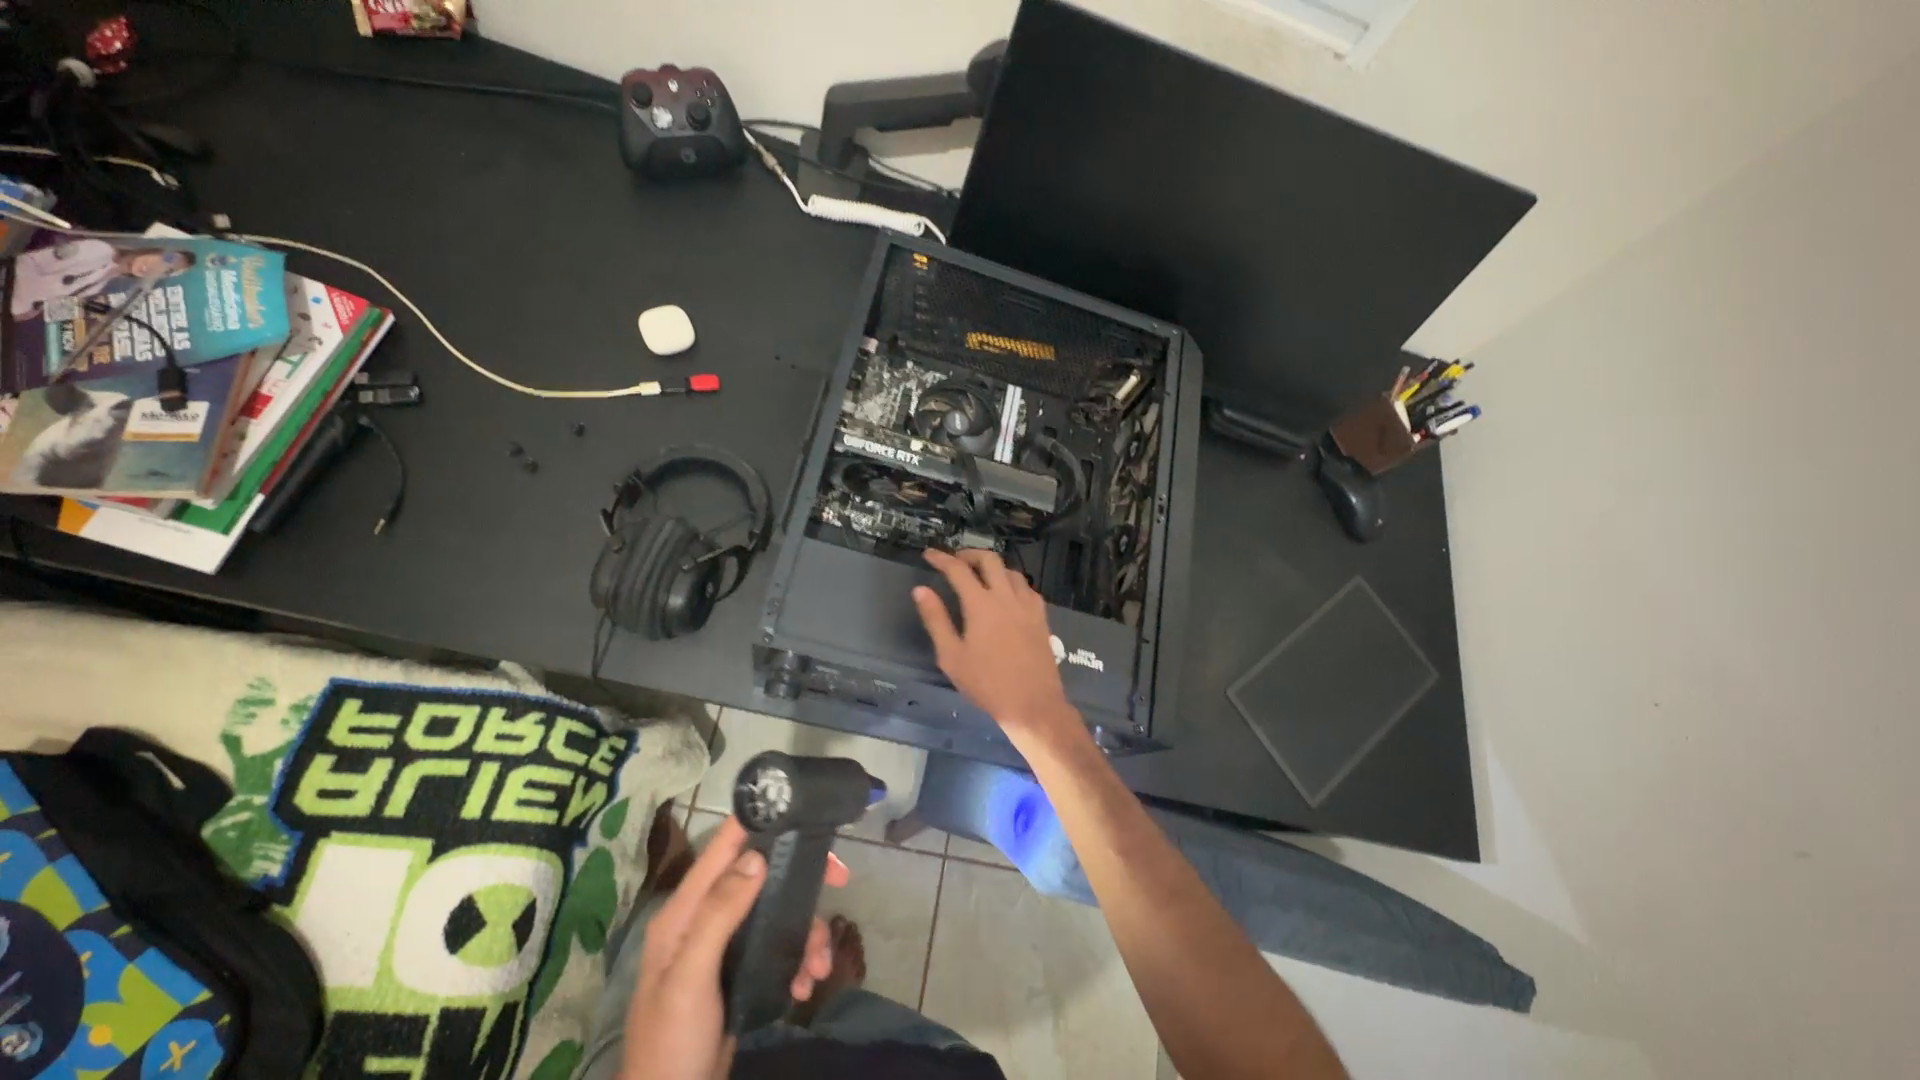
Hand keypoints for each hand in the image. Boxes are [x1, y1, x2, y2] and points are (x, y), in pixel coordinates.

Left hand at [621, 816, 850, 1079]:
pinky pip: (779, 946)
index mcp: (683, 912)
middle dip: (800, 880)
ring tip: (818, 966)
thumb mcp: (690, 978)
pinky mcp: (741, 971)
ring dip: (805, 932)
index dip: (758, 824)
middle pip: (760, 877)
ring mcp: (724, 946)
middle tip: (840, 880)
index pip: (720, 850)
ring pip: (777, 913)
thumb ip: (718, 916)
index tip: (801, 814)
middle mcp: (704, 919)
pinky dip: (799, 959)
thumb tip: (754, 857)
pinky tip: (807, 984)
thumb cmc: (672, 1039)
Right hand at [913, 548, 1075, 736]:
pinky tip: (1006, 595)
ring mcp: (1028, 606)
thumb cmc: (986, 684)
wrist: (1032, 704)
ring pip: (1011, 571)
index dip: (941, 558)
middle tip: (955, 562)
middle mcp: (1006, 597)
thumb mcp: (952, 656)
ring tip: (979, 577)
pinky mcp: (1041, 617)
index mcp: (981, 605)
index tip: (929, 554)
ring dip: (993, 567)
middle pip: (989, 560)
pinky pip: (1026, 588)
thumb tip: (921, 590)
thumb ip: (936, 620)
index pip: (958, 570)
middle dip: (969, 554)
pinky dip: (1012, 583)